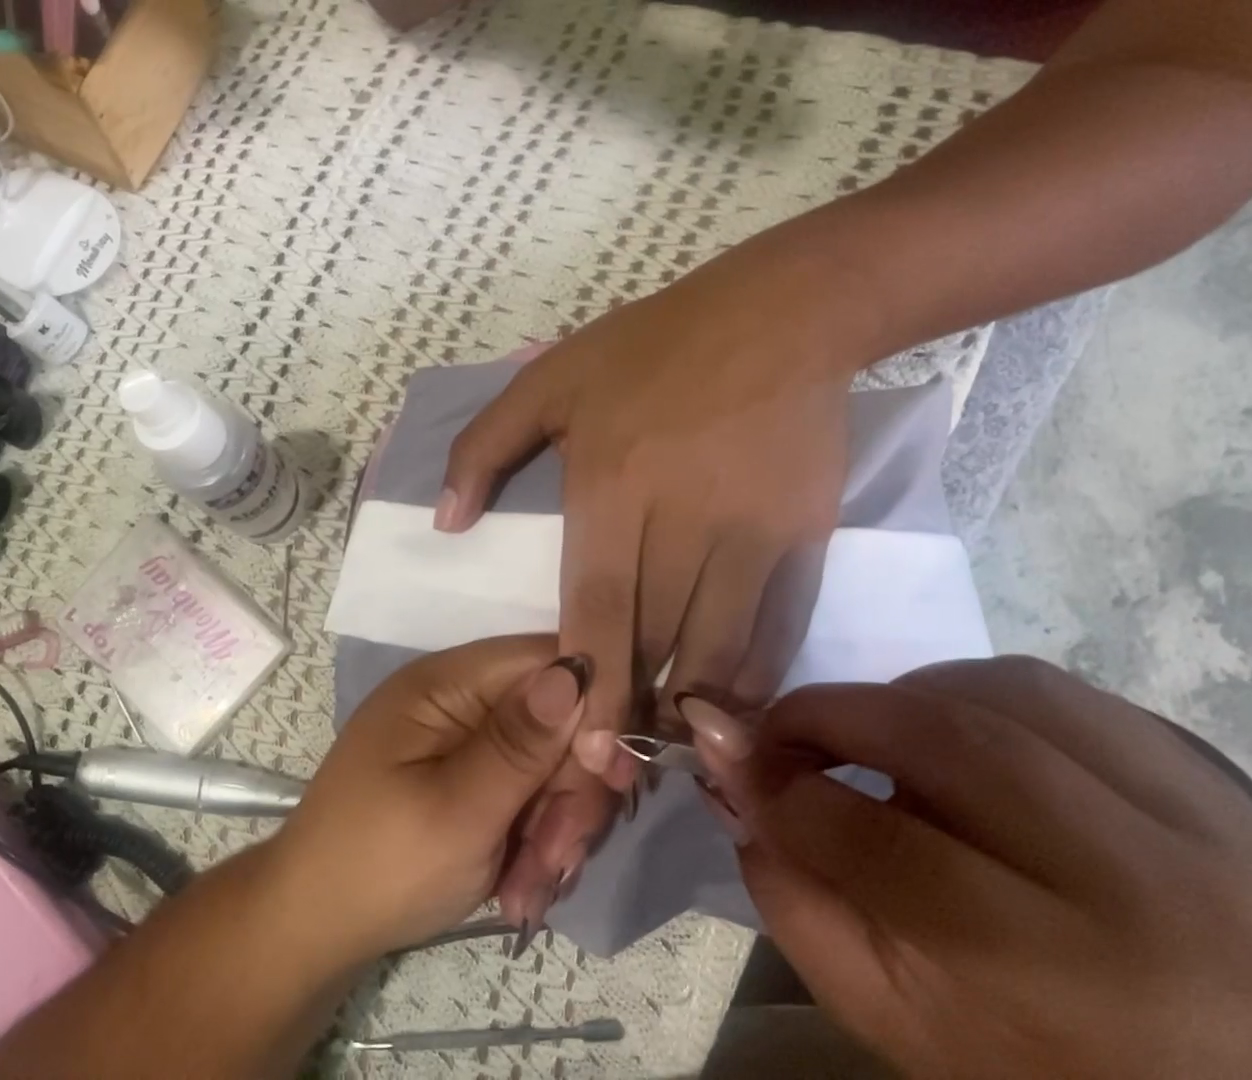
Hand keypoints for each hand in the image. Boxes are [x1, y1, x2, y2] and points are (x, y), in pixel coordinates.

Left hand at [267, 637, 586, 961]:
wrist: (317, 926)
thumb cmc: (382, 864)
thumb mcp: (459, 808)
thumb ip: (521, 743)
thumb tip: (574, 670)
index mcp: (441, 687)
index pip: (542, 658)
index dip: (591, 707)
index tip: (613, 773)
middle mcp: (452, 704)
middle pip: (553, 721)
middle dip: (567, 793)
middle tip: (557, 857)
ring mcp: (457, 747)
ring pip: (547, 770)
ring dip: (552, 832)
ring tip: (527, 889)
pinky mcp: (462, 785)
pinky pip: (523, 800)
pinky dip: (531, 845)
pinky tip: (517, 889)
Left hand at [439, 252, 859, 924]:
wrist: (782, 313)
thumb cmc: (647, 349)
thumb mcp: (544, 383)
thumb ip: (483, 453)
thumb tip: (445, 523)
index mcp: (610, 494)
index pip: (595, 610)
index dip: (586, 686)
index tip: (579, 751)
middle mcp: (682, 527)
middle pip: (658, 642)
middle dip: (637, 716)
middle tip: (614, 779)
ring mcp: (753, 537)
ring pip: (723, 648)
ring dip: (696, 712)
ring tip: (667, 761)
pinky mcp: (806, 540)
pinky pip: (780, 626)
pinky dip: (757, 676)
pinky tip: (736, 715)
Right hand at [683, 656, 1251, 1077]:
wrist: (1213, 1077)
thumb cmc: (1026, 1060)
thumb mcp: (885, 1010)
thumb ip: (791, 892)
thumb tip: (729, 771)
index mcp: (1048, 971)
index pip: (873, 839)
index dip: (776, 786)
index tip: (727, 760)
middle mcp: (1143, 887)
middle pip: (952, 739)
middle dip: (830, 711)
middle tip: (779, 729)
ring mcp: (1206, 827)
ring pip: (1016, 693)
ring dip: (906, 693)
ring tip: (869, 734)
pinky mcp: (1220, 786)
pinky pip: (1076, 696)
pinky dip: (983, 694)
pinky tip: (954, 735)